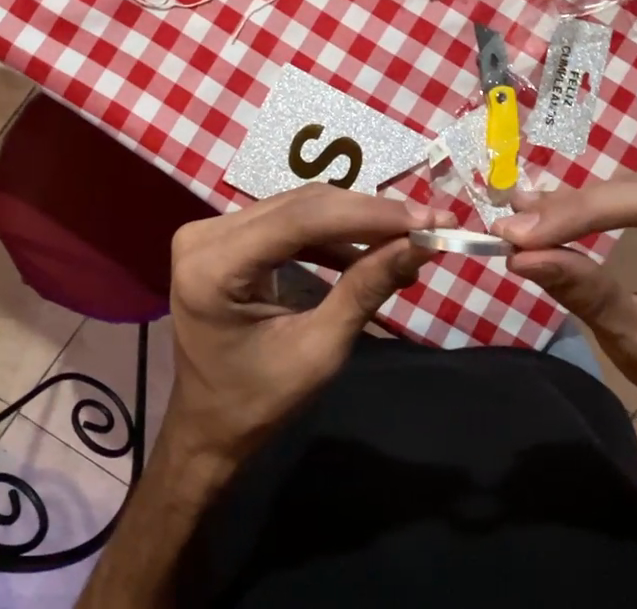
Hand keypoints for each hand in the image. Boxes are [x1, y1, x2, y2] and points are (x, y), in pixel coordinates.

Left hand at [164, 185, 436, 462]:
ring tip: (408, 241)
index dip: (370, 214)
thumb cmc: (257, 402)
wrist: (206, 429)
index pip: (303, 218)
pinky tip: (370, 251)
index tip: (432, 218)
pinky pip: (286, 223)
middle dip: (370, 216)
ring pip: (298, 209)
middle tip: (431, 227)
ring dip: (355, 223)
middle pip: (302, 207)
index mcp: (213, 266)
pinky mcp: (224, 239)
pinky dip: (331, 235)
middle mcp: (204, 235)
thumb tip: (422, 242)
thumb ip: (366, 289)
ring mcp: (210, 233)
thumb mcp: (319, 350)